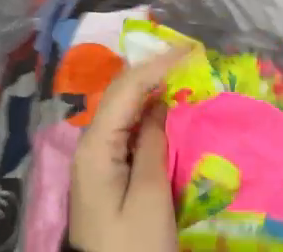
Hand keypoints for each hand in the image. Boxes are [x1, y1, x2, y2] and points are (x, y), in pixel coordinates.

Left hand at [68, 46, 187, 251]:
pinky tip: (167, 105)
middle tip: (191, 56)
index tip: (192, 51)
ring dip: (152, 86)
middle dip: (154, 69)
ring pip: (124, 108)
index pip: (127, 88)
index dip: (158, 64)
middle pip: (121, 93)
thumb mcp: (149, 197)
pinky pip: (127, 128)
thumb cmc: (133, 246)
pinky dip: (147, 110)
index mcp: (95, 145)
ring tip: (184, 72)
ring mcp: (96, 159)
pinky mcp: (106, 173)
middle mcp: (90, 144)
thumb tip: (160, 102)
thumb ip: (153, 142)